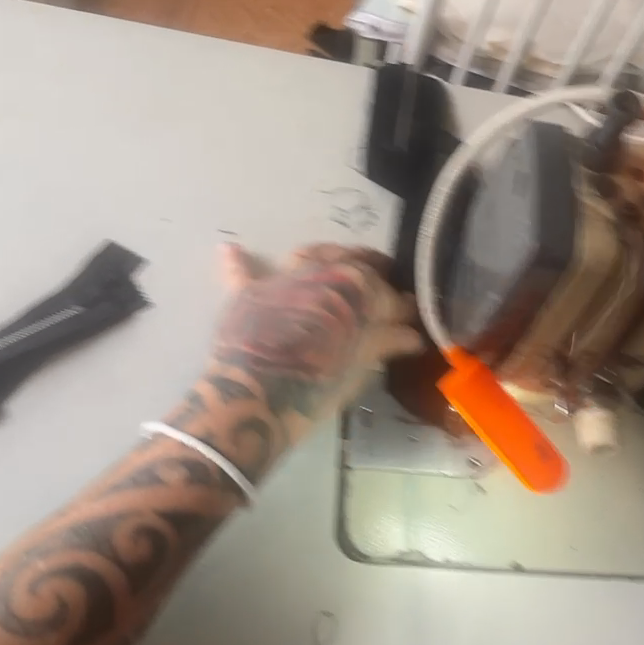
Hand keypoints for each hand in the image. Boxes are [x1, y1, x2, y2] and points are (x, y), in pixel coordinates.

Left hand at [209, 243, 421, 444]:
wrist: (257, 396)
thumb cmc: (318, 383)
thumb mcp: (361, 365)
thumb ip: (386, 341)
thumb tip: (412, 333)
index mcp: (357, 288)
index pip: (387, 293)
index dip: (401, 306)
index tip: (411, 315)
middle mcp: (322, 271)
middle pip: (352, 263)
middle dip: (371, 270)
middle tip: (383, 280)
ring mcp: (283, 279)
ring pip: (310, 254)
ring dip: (327, 255)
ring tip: (337, 261)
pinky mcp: (248, 294)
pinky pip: (241, 271)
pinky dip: (238, 260)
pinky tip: (231, 248)